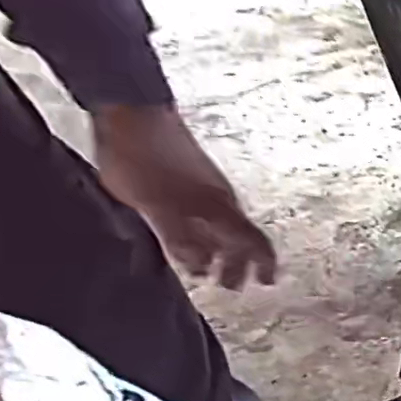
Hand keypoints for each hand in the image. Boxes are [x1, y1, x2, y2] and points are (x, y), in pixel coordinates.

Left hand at [90, 104, 276, 288]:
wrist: (134, 115)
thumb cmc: (145, 162)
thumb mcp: (156, 206)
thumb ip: (180, 238)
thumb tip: (200, 267)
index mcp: (222, 210)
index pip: (255, 244)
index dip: (264, 265)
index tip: (266, 283)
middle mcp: (224, 203)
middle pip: (242, 239)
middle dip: (238, 264)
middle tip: (229, 284)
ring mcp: (210, 190)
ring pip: (225, 227)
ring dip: (220, 249)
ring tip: (206, 264)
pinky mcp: (193, 180)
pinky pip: (209, 215)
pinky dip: (206, 232)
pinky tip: (188, 234)